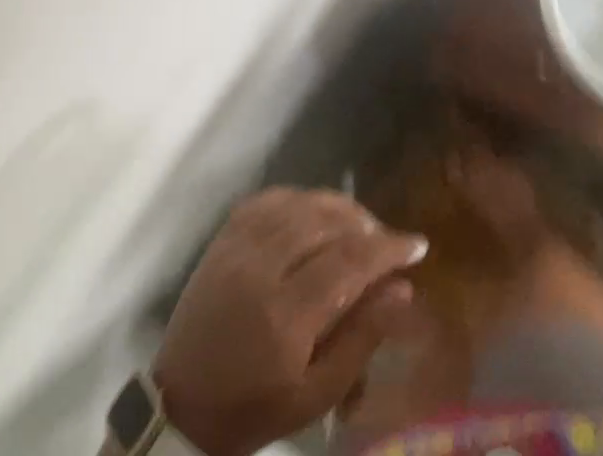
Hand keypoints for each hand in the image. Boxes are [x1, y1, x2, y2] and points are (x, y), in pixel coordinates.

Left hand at [151, 188, 427, 455]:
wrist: (185, 402)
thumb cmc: (258, 404)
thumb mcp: (319, 392)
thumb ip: (362, 337)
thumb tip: (403, 289)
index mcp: (285, 313)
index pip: (347, 261)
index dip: (387, 247)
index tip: (417, 244)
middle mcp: (257, 269)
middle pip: (320, 221)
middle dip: (364, 222)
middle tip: (389, 239)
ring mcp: (233, 250)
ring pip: (291, 204)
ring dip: (331, 205)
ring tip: (359, 223)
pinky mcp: (218, 243)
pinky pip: (260, 203)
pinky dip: (293, 198)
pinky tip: (312, 211)